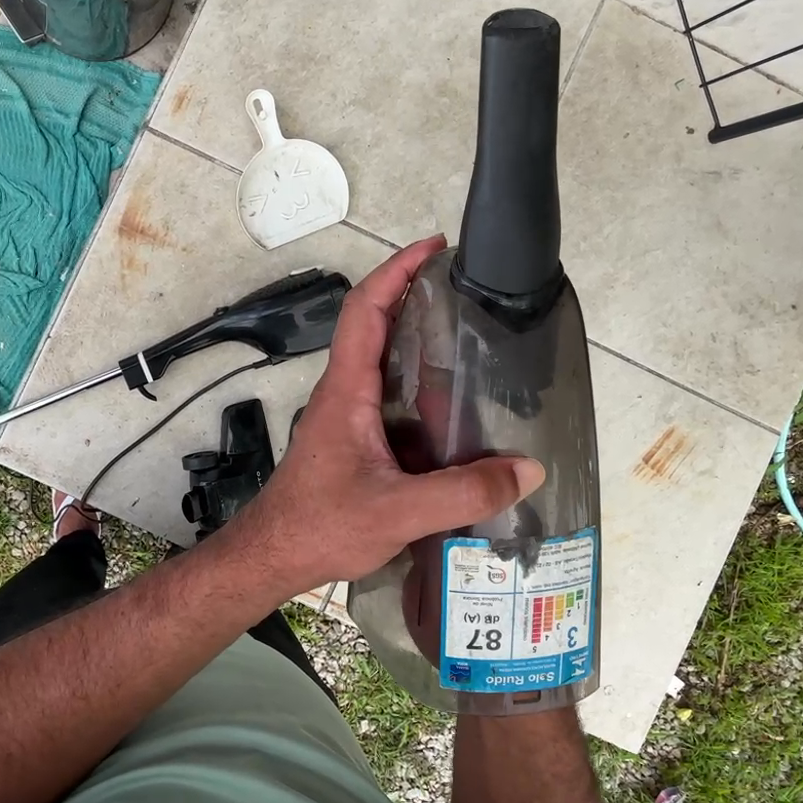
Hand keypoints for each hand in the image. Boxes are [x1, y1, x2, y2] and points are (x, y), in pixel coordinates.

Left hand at [230, 236, 544, 599]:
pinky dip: (422, 391)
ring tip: (474, 343)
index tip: (433, 247)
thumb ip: (463, 493)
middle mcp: (343, 394)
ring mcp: (345, 417)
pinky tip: (458, 411)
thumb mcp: (397, 512)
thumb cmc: (320, 526)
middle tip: (468, 290)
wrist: (274, 555)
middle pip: (375, 327)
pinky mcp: (352, 440)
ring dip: (420, 345)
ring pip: (384, 365)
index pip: (364, 311)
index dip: (395, 271)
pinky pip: (391, 401)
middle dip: (415, 297)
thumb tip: (528, 470)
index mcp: (346, 392)